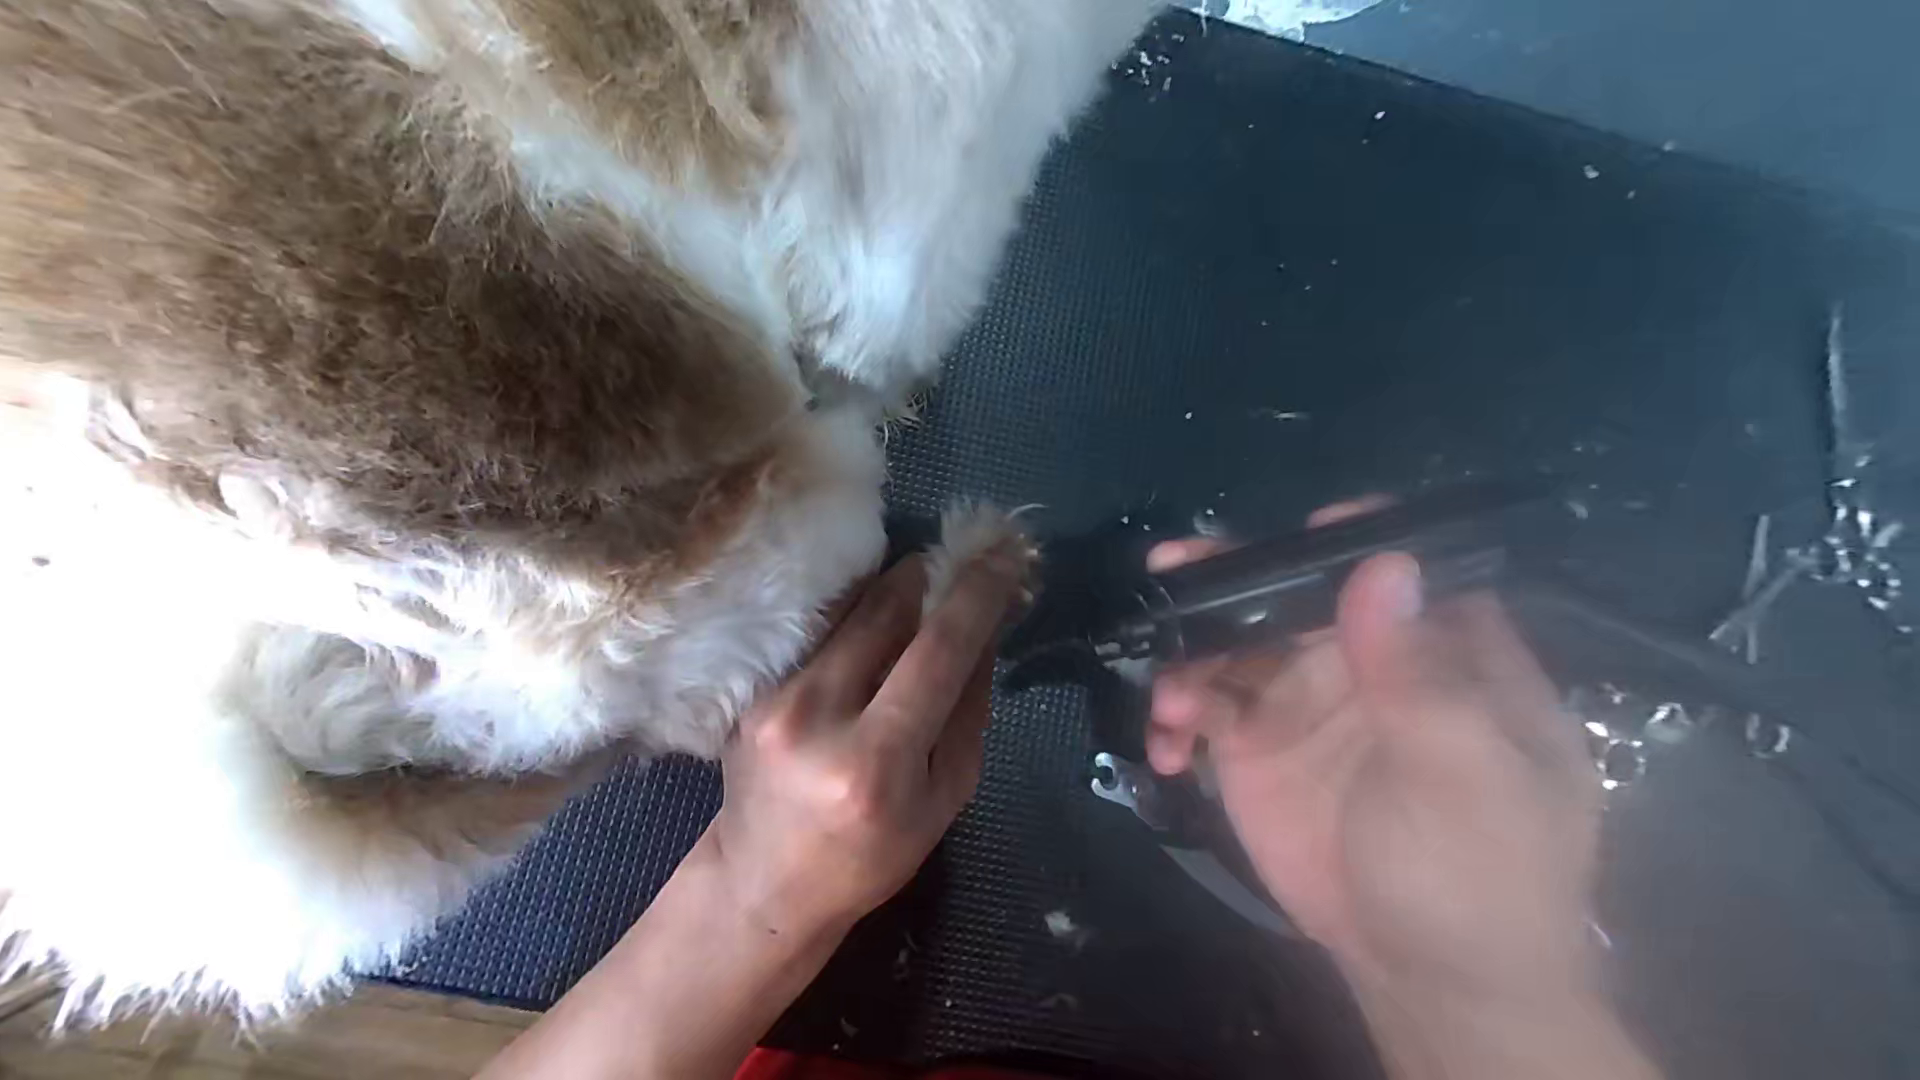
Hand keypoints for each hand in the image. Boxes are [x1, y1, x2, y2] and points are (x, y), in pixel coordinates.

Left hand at [705, 549, 1026, 941]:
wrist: (765, 885)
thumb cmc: (871, 856)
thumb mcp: (946, 796)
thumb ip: (969, 709)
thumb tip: (983, 630)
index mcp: (876, 761)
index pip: (937, 651)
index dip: (976, 595)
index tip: (1003, 556)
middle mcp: (816, 717)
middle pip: (884, 609)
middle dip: (932, 572)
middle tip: (963, 557)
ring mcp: (773, 698)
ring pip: (848, 608)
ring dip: (895, 587)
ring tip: (926, 584)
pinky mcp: (750, 689)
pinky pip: (820, 629)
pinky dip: (858, 612)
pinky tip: (878, 619)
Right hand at [1147, 506, 1601, 1001]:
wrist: (1419, 974)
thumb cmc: (1475, 877)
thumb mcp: (1463, 779)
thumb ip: (1417, 677)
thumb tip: (1385, 566)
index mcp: (1434, 653)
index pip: (1396, 570)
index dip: (1348, 540)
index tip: (1297, 535)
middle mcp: (1357, 659)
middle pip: (1284, 594)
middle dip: (1222, 584)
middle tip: (1170, 574)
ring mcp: (1295, 697)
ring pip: (1226, 644)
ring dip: (1185, 663)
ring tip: (1174, 710)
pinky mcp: (1249, 740)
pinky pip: (1197, 704)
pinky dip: (1173, 719)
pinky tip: (1167, 752)